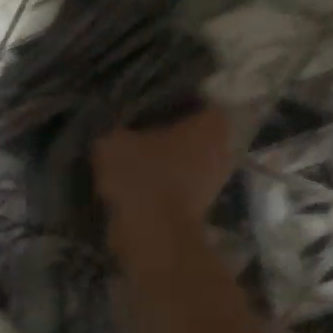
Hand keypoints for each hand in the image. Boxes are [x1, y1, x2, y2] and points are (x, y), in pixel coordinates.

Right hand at [92, 107, 234, 222]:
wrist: (153, 233)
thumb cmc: (140, 176)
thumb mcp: (111, 141)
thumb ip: (112, 126)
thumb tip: (109, 123)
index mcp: (211, 121)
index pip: (190, 98)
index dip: (163, 101)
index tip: (138, 107)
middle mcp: (223, 145)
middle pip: (189, 130)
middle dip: (164, 132)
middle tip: (132, 132)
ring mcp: (216, 178)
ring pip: (184, 158)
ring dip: (162, 160)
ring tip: (130, 160)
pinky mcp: (202, 204)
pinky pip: (178, 183)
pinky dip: (161, 183)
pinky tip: (135, 184)